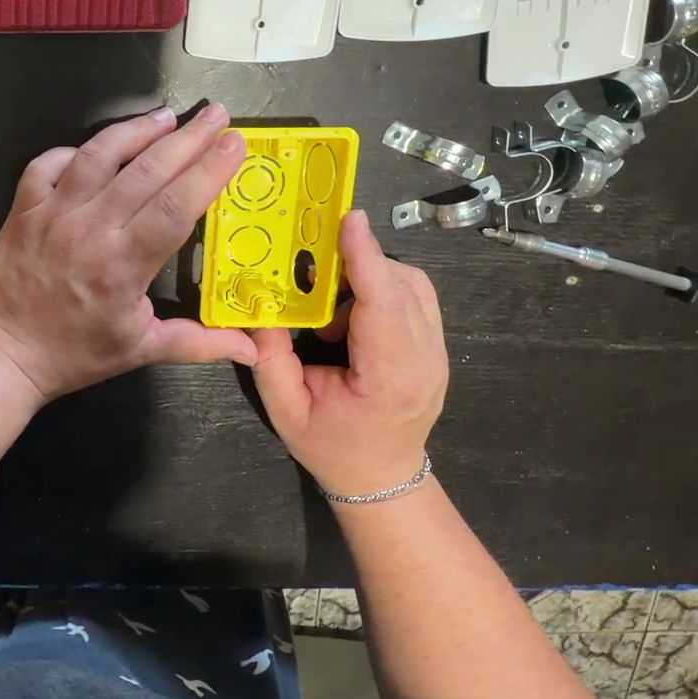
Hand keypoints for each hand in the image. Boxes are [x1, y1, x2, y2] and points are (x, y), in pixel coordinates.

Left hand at [0, 103, 258, 401]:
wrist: (8, 354)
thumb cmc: (77, 353)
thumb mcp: (141, 350)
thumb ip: (198, 342)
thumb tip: (253, 350)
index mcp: (124, 265)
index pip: (176, 206)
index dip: (208, 171)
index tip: (235, 143)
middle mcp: (89, 230)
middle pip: (146, 171)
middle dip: (186, 138)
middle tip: (215, 114)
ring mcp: (52, 215)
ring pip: (97, 156)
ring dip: (134, 131)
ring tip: (165, 117)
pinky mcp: (23, 209)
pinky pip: (47, 164)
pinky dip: (72, 150)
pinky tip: (98, 147)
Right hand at [250, 210, 447, 495]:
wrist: (380, 478)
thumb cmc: (329, 446)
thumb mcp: (284, 408)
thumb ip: (270, 355)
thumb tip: (259, 304)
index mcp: (389, 376)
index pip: (383, 303)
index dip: (366, 257)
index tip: (349, 220)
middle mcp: (425, 359)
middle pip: (403, 285)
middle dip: (361, 262)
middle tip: (316, 264)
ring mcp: (439, 352)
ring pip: (415, 286)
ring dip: (372, 277)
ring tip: (332, 307)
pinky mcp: (436, 347)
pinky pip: (416, 298)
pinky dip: (384, 290)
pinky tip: (351, 316)